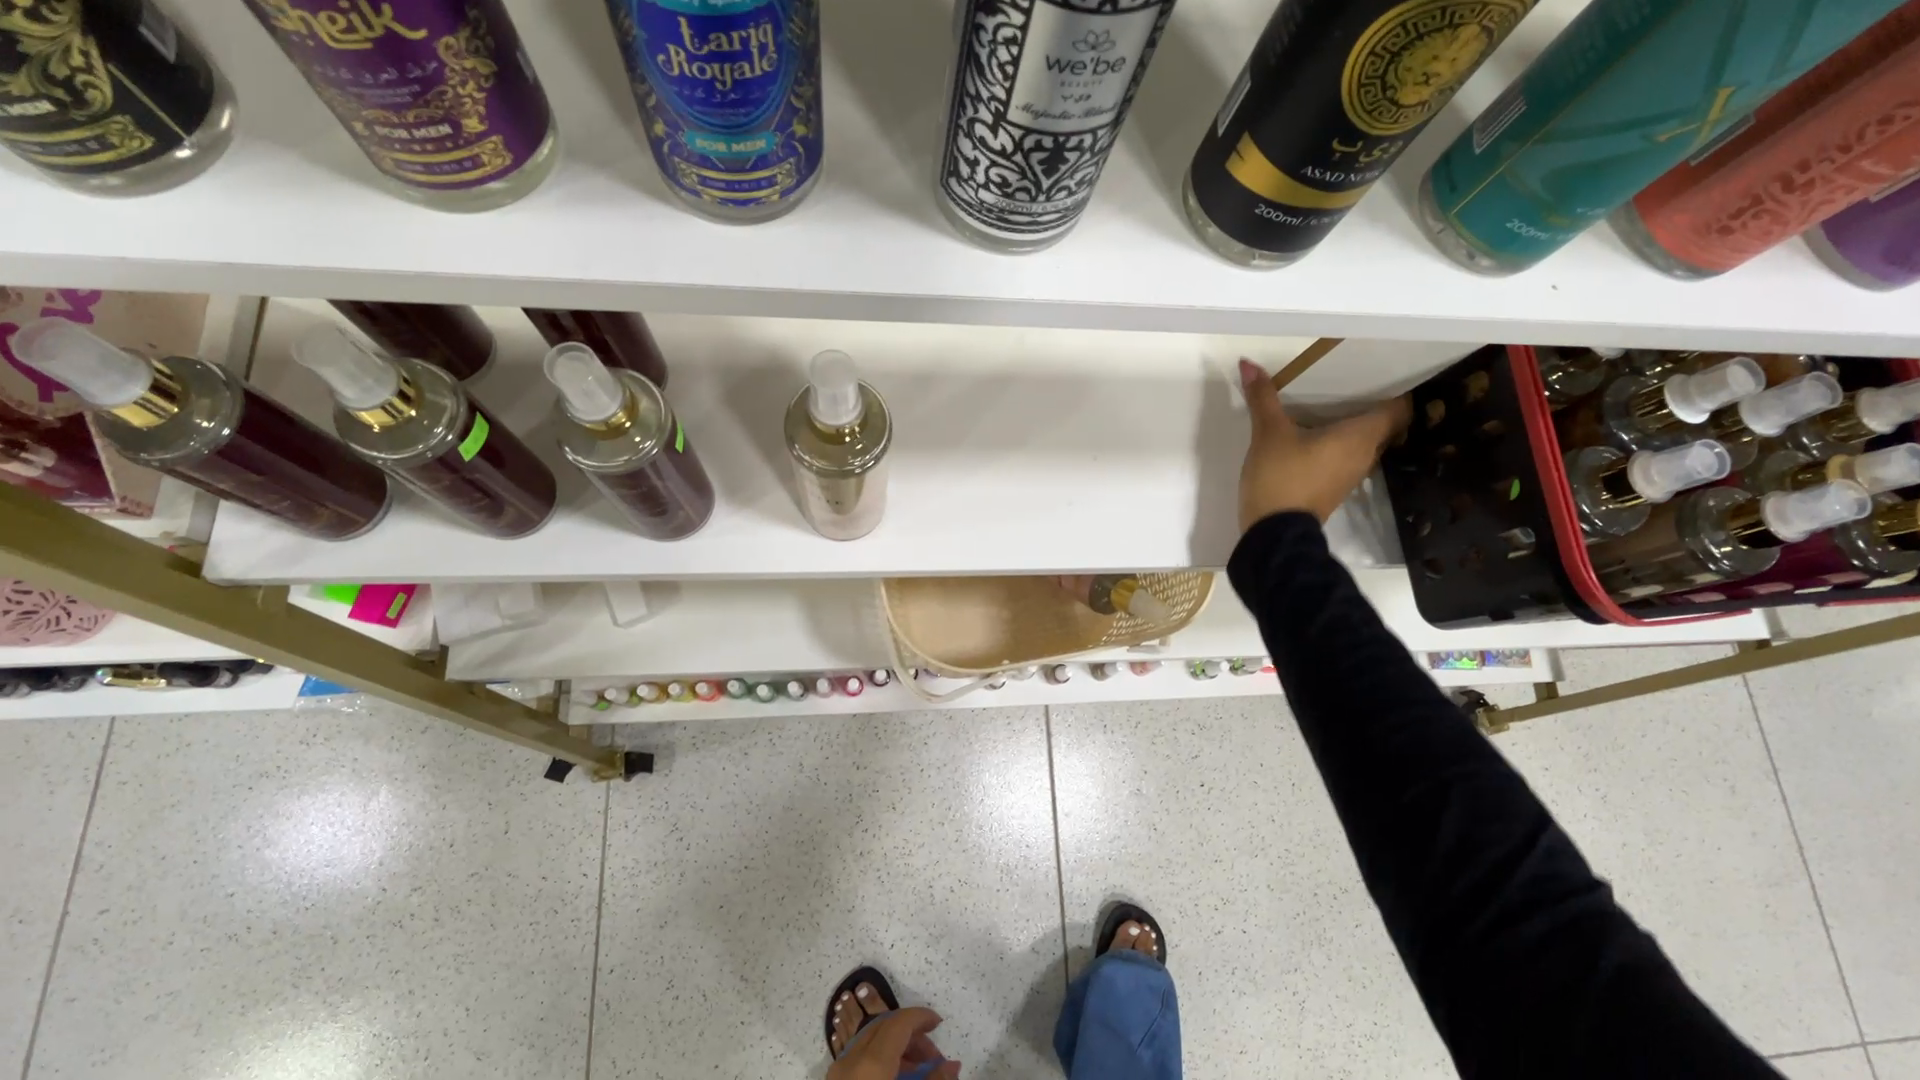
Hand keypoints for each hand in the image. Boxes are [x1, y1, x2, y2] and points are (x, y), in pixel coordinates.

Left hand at [827, 1007, 959, 1079]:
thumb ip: (932, 1079)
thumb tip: (953, 1065)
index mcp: (873, 1063)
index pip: (899, 1023)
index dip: (920, 1017)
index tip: (938, 1023)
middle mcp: (852, 1059)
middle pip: (883, 1028)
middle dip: (909, 1034)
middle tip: (931, 1053)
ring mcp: (838, 1069)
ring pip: (865, 1037)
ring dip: (889, 1038)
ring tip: (911, 1057)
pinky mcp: (833, 1079)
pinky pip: (848, 1050)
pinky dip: (865, 1044)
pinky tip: (881, 1050)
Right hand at [1237, 358, 1410, 530]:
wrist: (1274, 534)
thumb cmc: (1282, 477)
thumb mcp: (1269, 433)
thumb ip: (1263, 397)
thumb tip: (1249, 362)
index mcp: (1361, 436)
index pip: (1399, 408)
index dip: (1397, 389)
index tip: (1383, 373)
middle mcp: (1366, 454)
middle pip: (1384, 425)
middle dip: (1373, 405)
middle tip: (1353, 384)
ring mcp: (1351, 475)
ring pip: (1365, 443)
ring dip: (1355, 427)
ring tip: (1333, 407)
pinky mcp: (1334, 489)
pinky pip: (1348, 458)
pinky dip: (1340, 445)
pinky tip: (1317, 436)